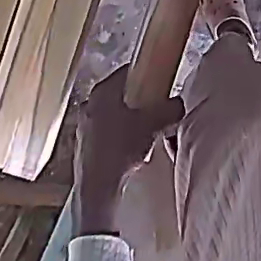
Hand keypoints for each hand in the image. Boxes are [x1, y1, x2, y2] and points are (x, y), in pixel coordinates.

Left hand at [74, 65, 183, 235]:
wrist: (98, 187)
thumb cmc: (122, 148)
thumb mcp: (154, 124)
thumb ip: (170, 110)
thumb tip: (178, 105)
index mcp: (102, 92)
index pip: (126, 73)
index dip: (144, 76)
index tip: (157, 83)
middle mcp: (88, 104)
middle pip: (118, 95)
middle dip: (137, 102)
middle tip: (154, 111)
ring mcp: (83, 126)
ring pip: (111, 116)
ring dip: (127, 122)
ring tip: (145, 135)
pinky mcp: (82, 147)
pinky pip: (105, 135)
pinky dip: (118, 139)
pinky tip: (131, 153)